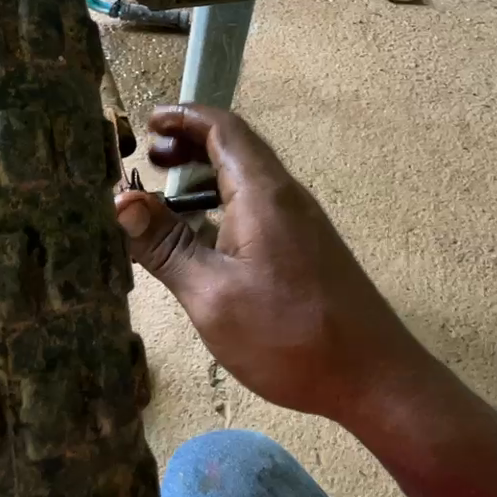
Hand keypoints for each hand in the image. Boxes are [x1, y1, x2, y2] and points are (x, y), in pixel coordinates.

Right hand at [116, 105, 430, 425]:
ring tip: (166, 194)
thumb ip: (165, 246)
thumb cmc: (288, 336)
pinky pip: (256, 205)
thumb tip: (121, 201)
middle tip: (149, 157)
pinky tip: (202, 238)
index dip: (184, 117)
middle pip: (235, 147)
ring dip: (205, 175)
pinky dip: (222, 203)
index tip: (148, 121)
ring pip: (246, 178)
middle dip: (190, 143)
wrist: (375, 379)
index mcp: (262, 193)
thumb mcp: (212, 294)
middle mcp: (284, 195)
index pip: (223, 128)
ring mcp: (299, 222)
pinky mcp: (305, 247)